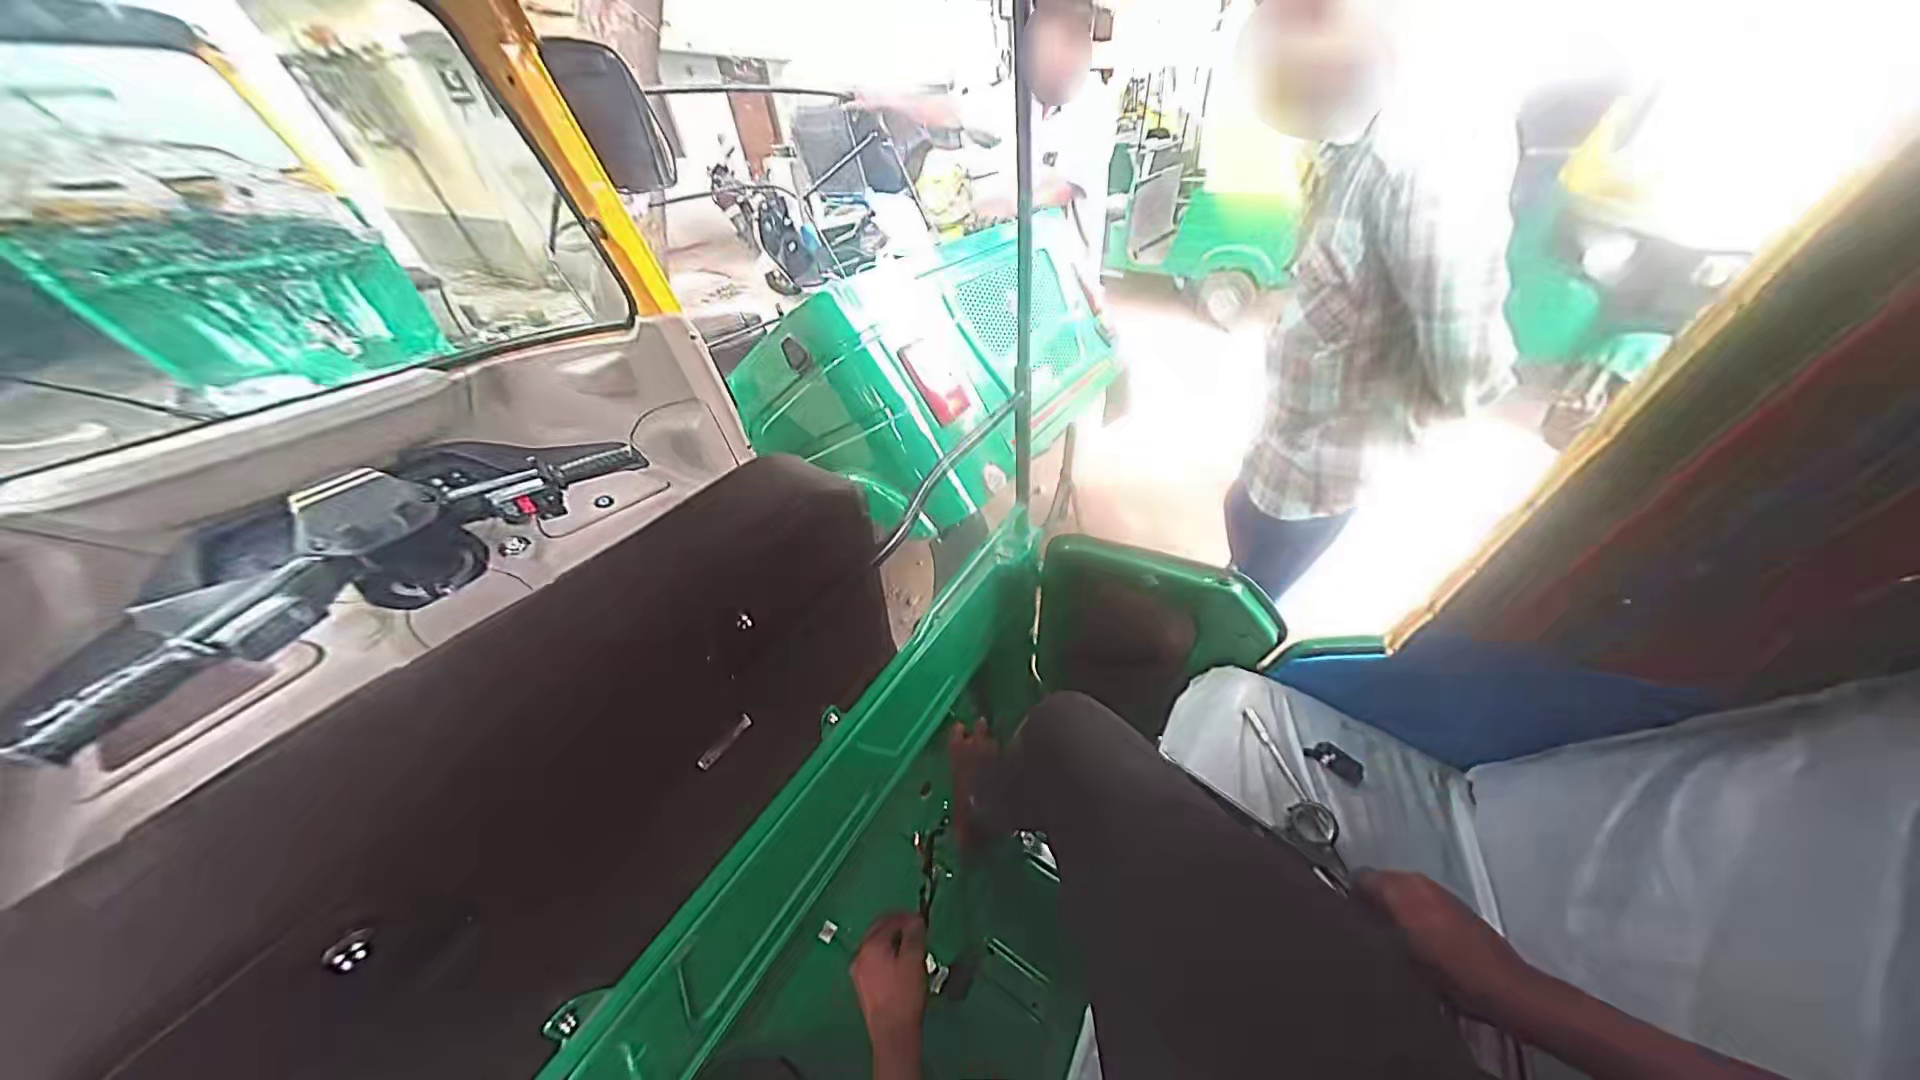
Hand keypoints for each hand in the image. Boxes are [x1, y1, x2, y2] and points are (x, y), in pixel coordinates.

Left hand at [850, 912, 928, 1049]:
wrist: (892, 1034)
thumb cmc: (905, 994)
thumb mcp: (914, 959)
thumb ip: (914, 934)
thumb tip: (915, 919)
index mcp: (872, 945)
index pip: (890, 919)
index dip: (907, 916)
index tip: (921, 921)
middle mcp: (860, 953)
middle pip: (879, 928)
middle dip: (898, 925)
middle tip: (916, 930)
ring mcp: (858, 969)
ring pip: (876, 943)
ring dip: (892, 938)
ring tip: (910, 946)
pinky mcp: (861, 983)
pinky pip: (874, 957)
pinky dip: (886, 952)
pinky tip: (899, 962)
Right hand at [1356, 869, 1538, 1018]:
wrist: (1503, 987)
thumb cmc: (1448, 973)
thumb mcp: (1399, 955)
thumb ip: (1375, 927)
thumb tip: (1362, 919)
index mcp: (1397, 890)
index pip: (1359, 878)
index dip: (1352, 896)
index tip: (1353, 916)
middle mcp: (1415, 881)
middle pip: (1380, 878)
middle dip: (1373, 896)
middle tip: (1372, 923)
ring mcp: (1438, 889)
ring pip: (1402, 885)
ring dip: (1395, 900)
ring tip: (1397, 930)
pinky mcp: (1456, 902)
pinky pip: (1422, 894)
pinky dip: (1415, 906)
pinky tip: (1422, 933)